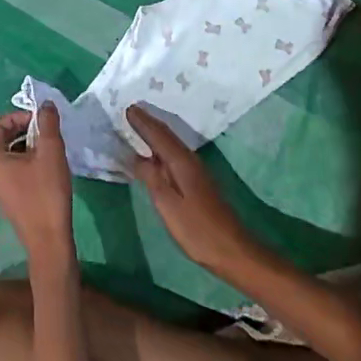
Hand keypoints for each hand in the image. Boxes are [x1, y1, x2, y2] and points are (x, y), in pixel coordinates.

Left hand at [0, 105, 74, 261]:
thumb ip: (47, 124)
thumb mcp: (51, 153)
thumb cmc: (47, 194)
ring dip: (26, 146)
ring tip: (50, 149)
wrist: (49, 242)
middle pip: (0, 141)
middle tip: (45, 132)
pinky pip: (13, 173)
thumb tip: (45, 105)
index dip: (14, 117)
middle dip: (22, 131)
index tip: (36, 120)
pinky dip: (27, 163)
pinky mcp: (10, 202)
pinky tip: (48, 169)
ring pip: (8, 157)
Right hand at [126, 104, 259, 271]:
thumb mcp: (168, 205)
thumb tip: (137, 157)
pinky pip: (175, 155)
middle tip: (131, 110)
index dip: (142, 122)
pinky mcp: (198, 183)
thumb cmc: (197, 230)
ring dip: (156, 133)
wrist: (233, 251)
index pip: (158, 136)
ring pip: (172, 144)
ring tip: (139, 125)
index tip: (127, 108)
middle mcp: (190, 160)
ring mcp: (196, 171)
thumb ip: (152, 178)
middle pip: (167, 135)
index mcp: (181, 162)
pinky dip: (162, 147)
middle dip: (149, 122)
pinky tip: (155, 154)